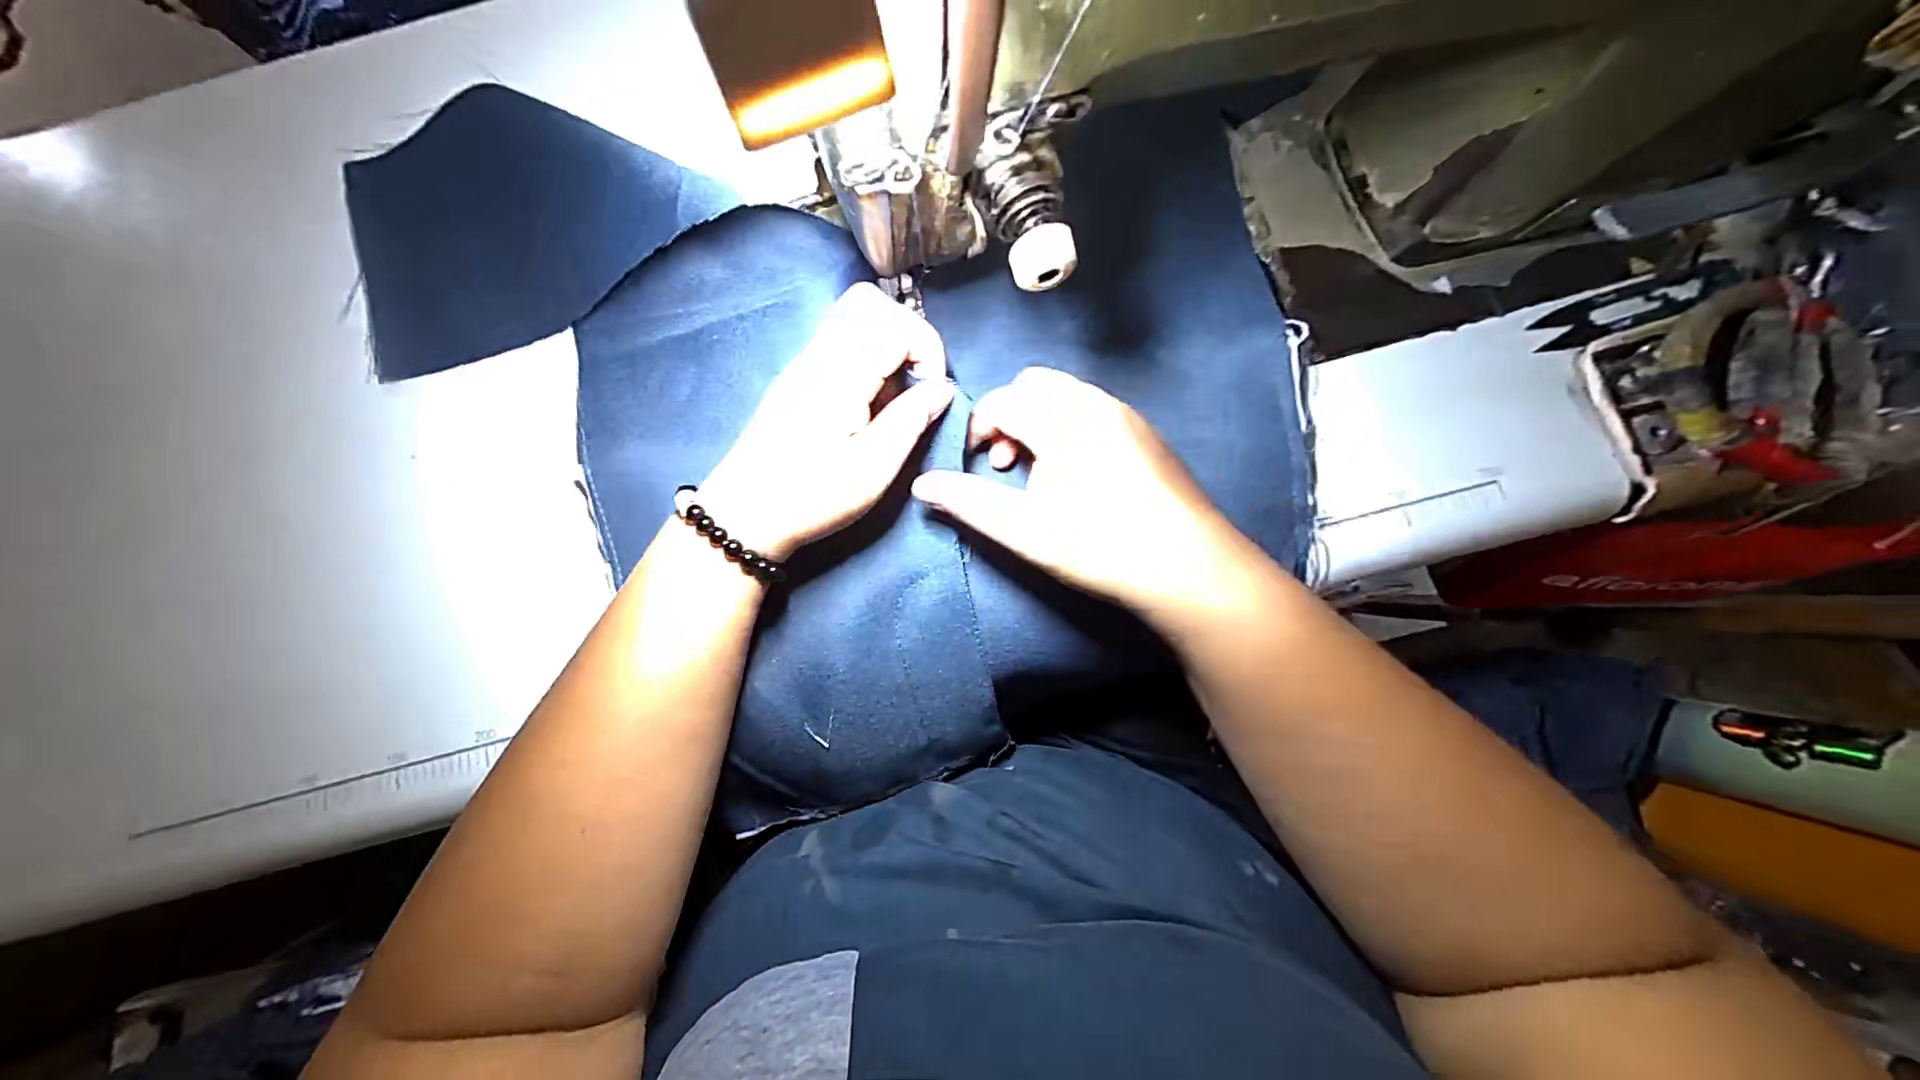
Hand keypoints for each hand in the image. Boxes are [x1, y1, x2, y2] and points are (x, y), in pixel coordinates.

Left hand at [698, 283, 954, 559]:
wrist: (743, 515)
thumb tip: (941, 389)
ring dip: (886, 342)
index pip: (898, 324)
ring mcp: (801, 363)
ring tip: (893, 393)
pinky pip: (837, 340)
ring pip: (851, 315)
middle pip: (870, 302)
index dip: (928, 351)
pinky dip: (865, 354)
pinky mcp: (795, 378)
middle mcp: (817, 355)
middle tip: (916, 381)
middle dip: (908, 334)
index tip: (931, 393)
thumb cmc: (810, 497)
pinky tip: (867, 400)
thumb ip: (911, 420)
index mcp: (840, 374)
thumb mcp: (873, 469)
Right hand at [910, 367, 1280, 625]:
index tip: (975, 464)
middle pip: (1035, 385)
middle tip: (1006, 465)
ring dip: (1039, 422)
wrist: (1190, 568)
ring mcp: (1127, 416)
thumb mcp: (1025, 530)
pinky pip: (1094, 410)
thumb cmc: (1100, 546)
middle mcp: (1097, 403)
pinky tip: (1078, 477)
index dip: (979, 428)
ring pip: (1066, 396)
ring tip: (1039, 474)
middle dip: (1009, 416)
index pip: (1004, 400)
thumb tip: (922, 485)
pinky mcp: (1147, 434)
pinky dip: (1069, 427)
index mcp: (1064, 419)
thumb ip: (969, 502)